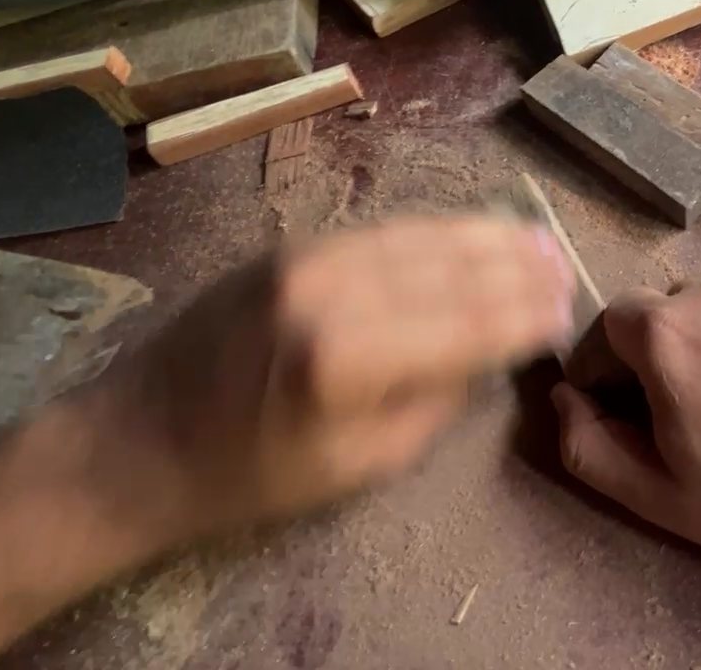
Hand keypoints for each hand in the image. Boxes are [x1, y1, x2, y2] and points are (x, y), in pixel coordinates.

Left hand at [69, 216, 574, 548]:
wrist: (136, 438)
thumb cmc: (251, 472)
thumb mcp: (362, 464)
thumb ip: (437, 399)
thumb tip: (491, 348)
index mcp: (346, 359)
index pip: (465, 326)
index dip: (522, 317)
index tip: (563, 312)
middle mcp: (333, 291)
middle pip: (453, 270)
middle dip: (518, 270)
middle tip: (565, 267)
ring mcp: (313, 255)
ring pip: (428, 235)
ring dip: (491, 238)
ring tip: (539, 239)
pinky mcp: (299, 242)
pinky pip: (392, 228)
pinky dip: (444, 229)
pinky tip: (478, 229)